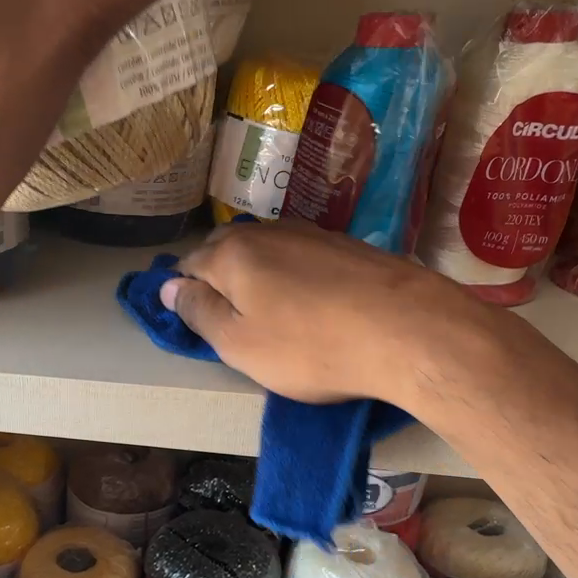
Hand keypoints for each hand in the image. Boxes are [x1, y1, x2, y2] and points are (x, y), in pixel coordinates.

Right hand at [163, 222, 507, 407]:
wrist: (409, 330)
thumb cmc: (309, 346)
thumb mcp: (238, 344)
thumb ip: (198, 312)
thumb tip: (167, 287)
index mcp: (231, 254)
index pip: (187, 266)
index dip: (181, 294)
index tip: (191, 322)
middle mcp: (266, 231)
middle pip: (224, 251)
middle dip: (216, 280)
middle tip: (226, 321)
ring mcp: (311, 233)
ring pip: (264, 252)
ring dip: (256, 278)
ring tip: (266, 314)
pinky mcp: (347, 246)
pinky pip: (299, 257)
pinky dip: (291, 277)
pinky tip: (306, 303)